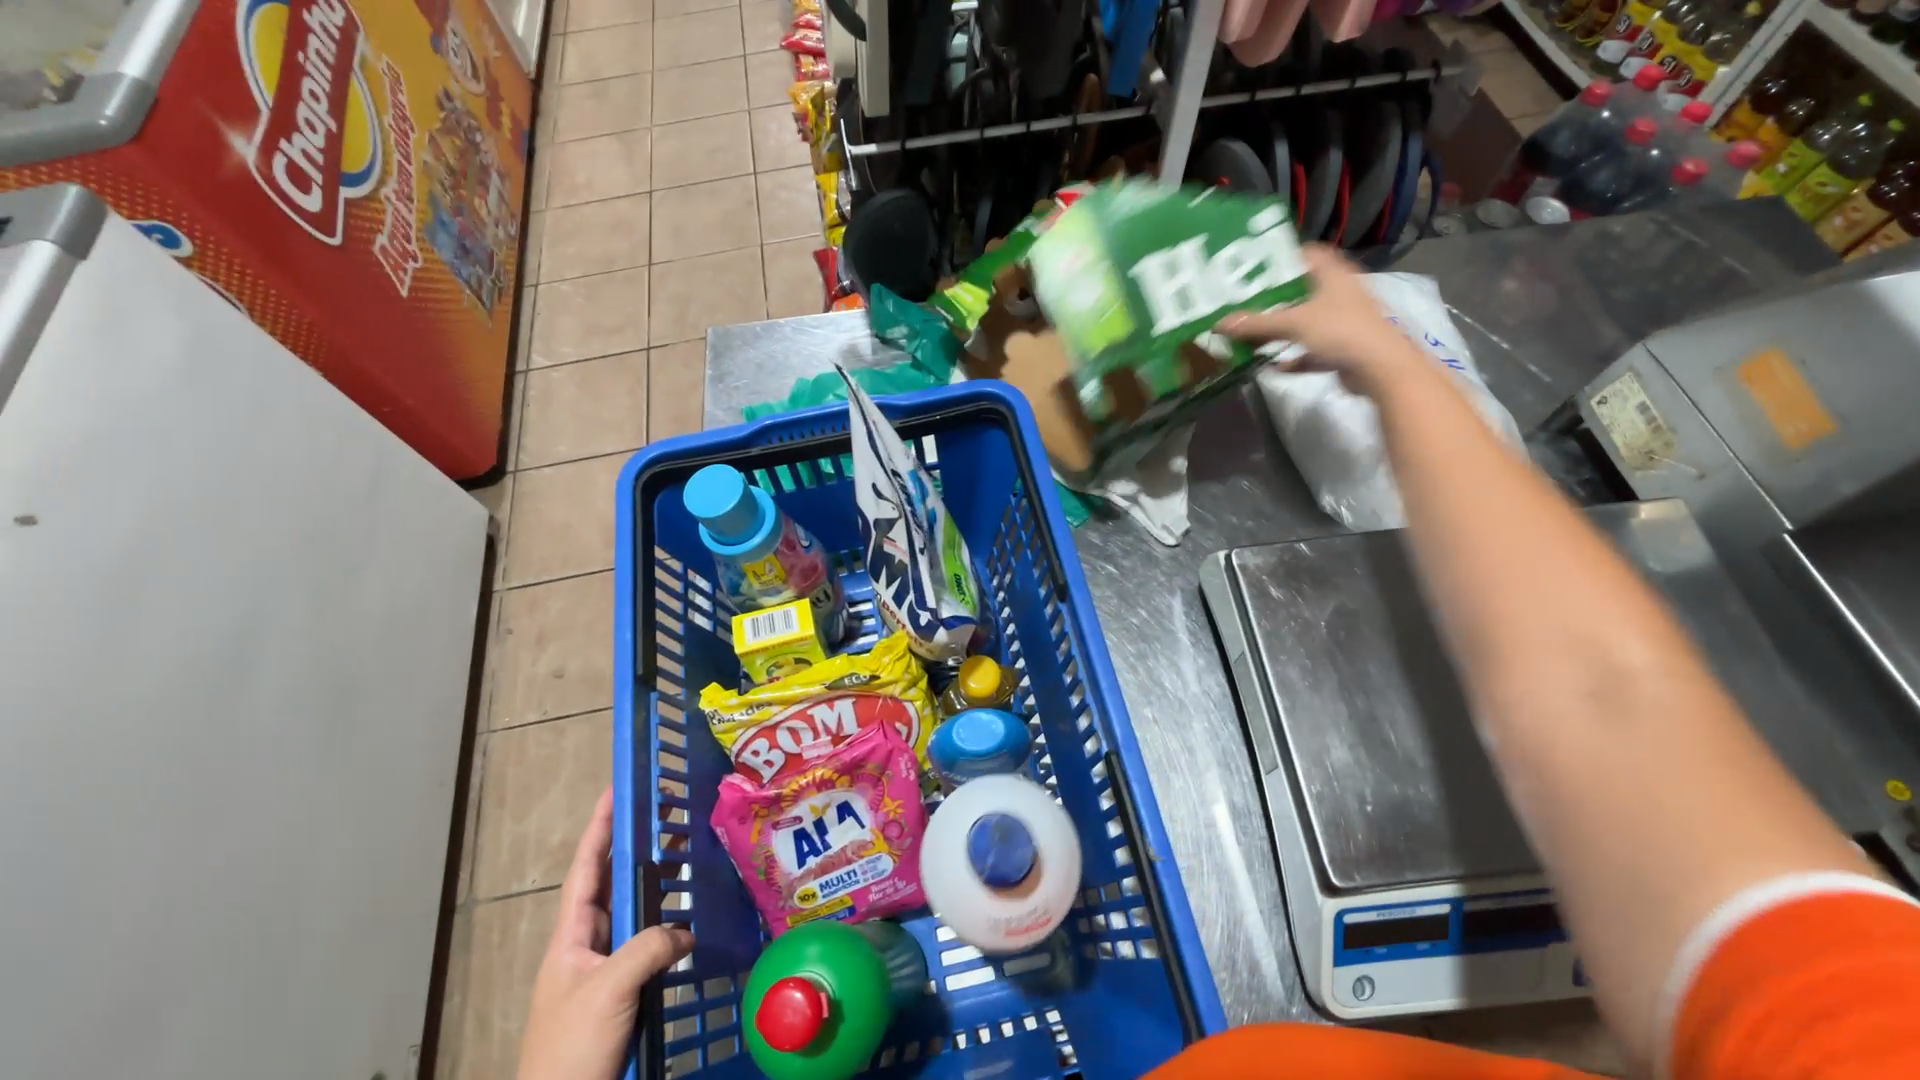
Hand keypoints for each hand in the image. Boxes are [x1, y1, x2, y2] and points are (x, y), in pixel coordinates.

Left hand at [518, 788, 693, 1079]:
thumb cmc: (571, 1046)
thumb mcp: (608, 990)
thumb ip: (648, 949)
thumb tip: (685, 931)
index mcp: (570, 937)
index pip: (586, 870)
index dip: (599, 829)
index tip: (616, 791)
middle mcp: (586, 946)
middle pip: (611, 886)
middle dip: (633, 849)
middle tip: (665, 815)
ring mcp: (604, 971)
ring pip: (633, 916)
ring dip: (655, 886)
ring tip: (683, 855)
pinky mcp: (624, 995)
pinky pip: (648, 949)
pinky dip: (668, 929)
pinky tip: (691, 923)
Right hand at [1214, 244, 1426, 396]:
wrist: (1381, 368)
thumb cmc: (1340, 330)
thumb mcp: (1293, 323)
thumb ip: (1256, 324)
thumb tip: (1219, 324)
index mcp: (1333, 273)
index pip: (1307, 254)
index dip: (1281, 258)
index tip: (1253, 268)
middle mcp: (1340, 292)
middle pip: (1301, 291)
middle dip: (1273, 300)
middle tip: (1243, 304)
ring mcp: (1343, 321)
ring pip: (1305, 322)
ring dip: (1280, 331)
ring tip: (1251, 335)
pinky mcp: (1344, 348)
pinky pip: (1312, 350)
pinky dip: (1294, 357)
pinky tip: (1273, 365)